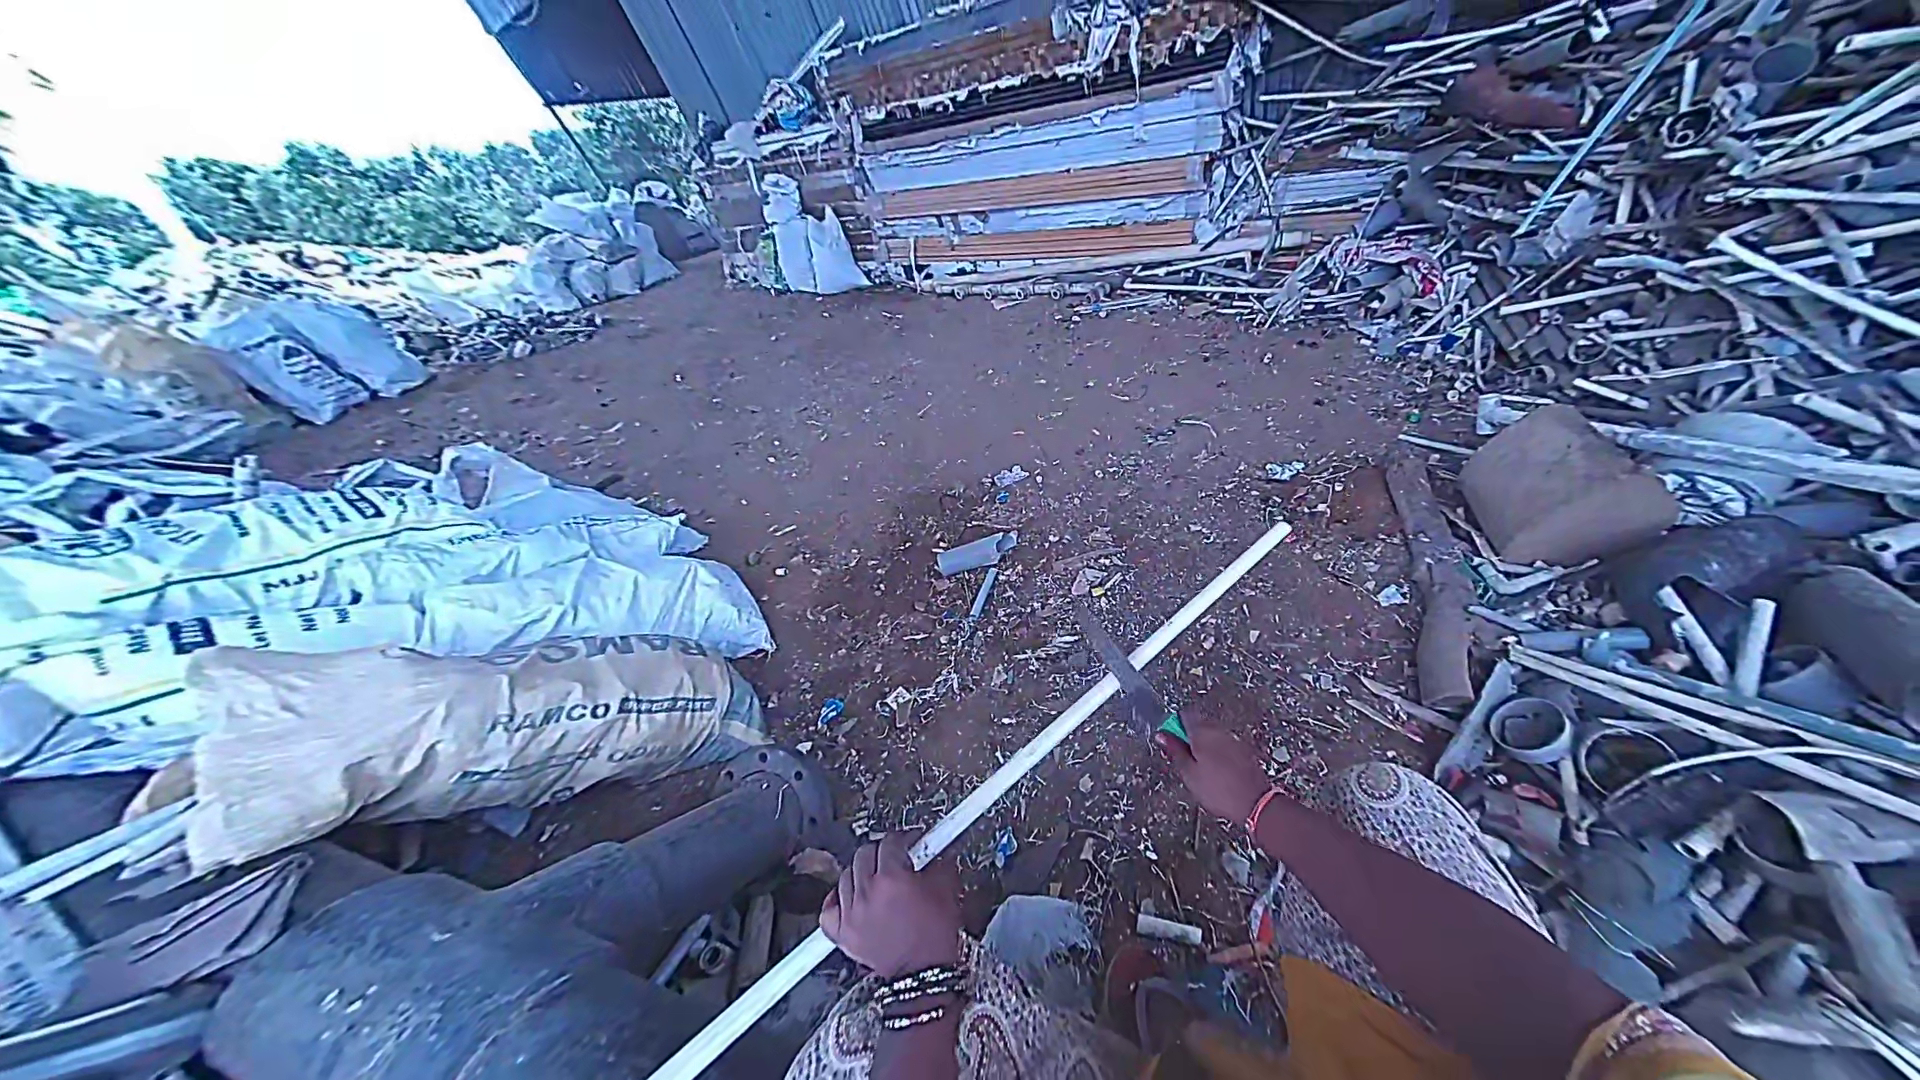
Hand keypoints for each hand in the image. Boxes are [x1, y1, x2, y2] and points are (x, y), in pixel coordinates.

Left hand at [819, 830, 961, 977]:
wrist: (924, 977)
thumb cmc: (935, 937)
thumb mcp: (945, 890)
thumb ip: (937, 861)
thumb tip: (934, 848)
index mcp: (892, 878)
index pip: (890, 842)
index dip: (903, 839)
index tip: (910, 842)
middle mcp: (867, 892)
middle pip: (864, 854)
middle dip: (880, 852)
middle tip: (893, 858)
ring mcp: (851, 914)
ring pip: (845, 876)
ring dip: (860, 872)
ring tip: (875, 877)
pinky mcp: (843, 934)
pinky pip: (828, 909)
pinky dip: (836, 900)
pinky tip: (847, 897)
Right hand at [1156, 721, 1272, 824]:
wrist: (1256, 804)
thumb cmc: (1220, 790)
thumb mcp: (1189, 772)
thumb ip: (1175, 750)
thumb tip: (1162, 735)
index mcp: (1202, 732)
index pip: (1183, 715)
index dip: (1174, 726)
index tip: (1170, 741)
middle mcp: (1219, 731)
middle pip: (1198, 724)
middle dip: (1189, 737)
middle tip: (1184, 759)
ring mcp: (1233, 740)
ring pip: (1211, 736)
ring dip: (1203, 746)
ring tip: (1201, 770)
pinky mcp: (1244, 751)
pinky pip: (1224, 746)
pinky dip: (1217, 754)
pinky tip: (1216, 772)